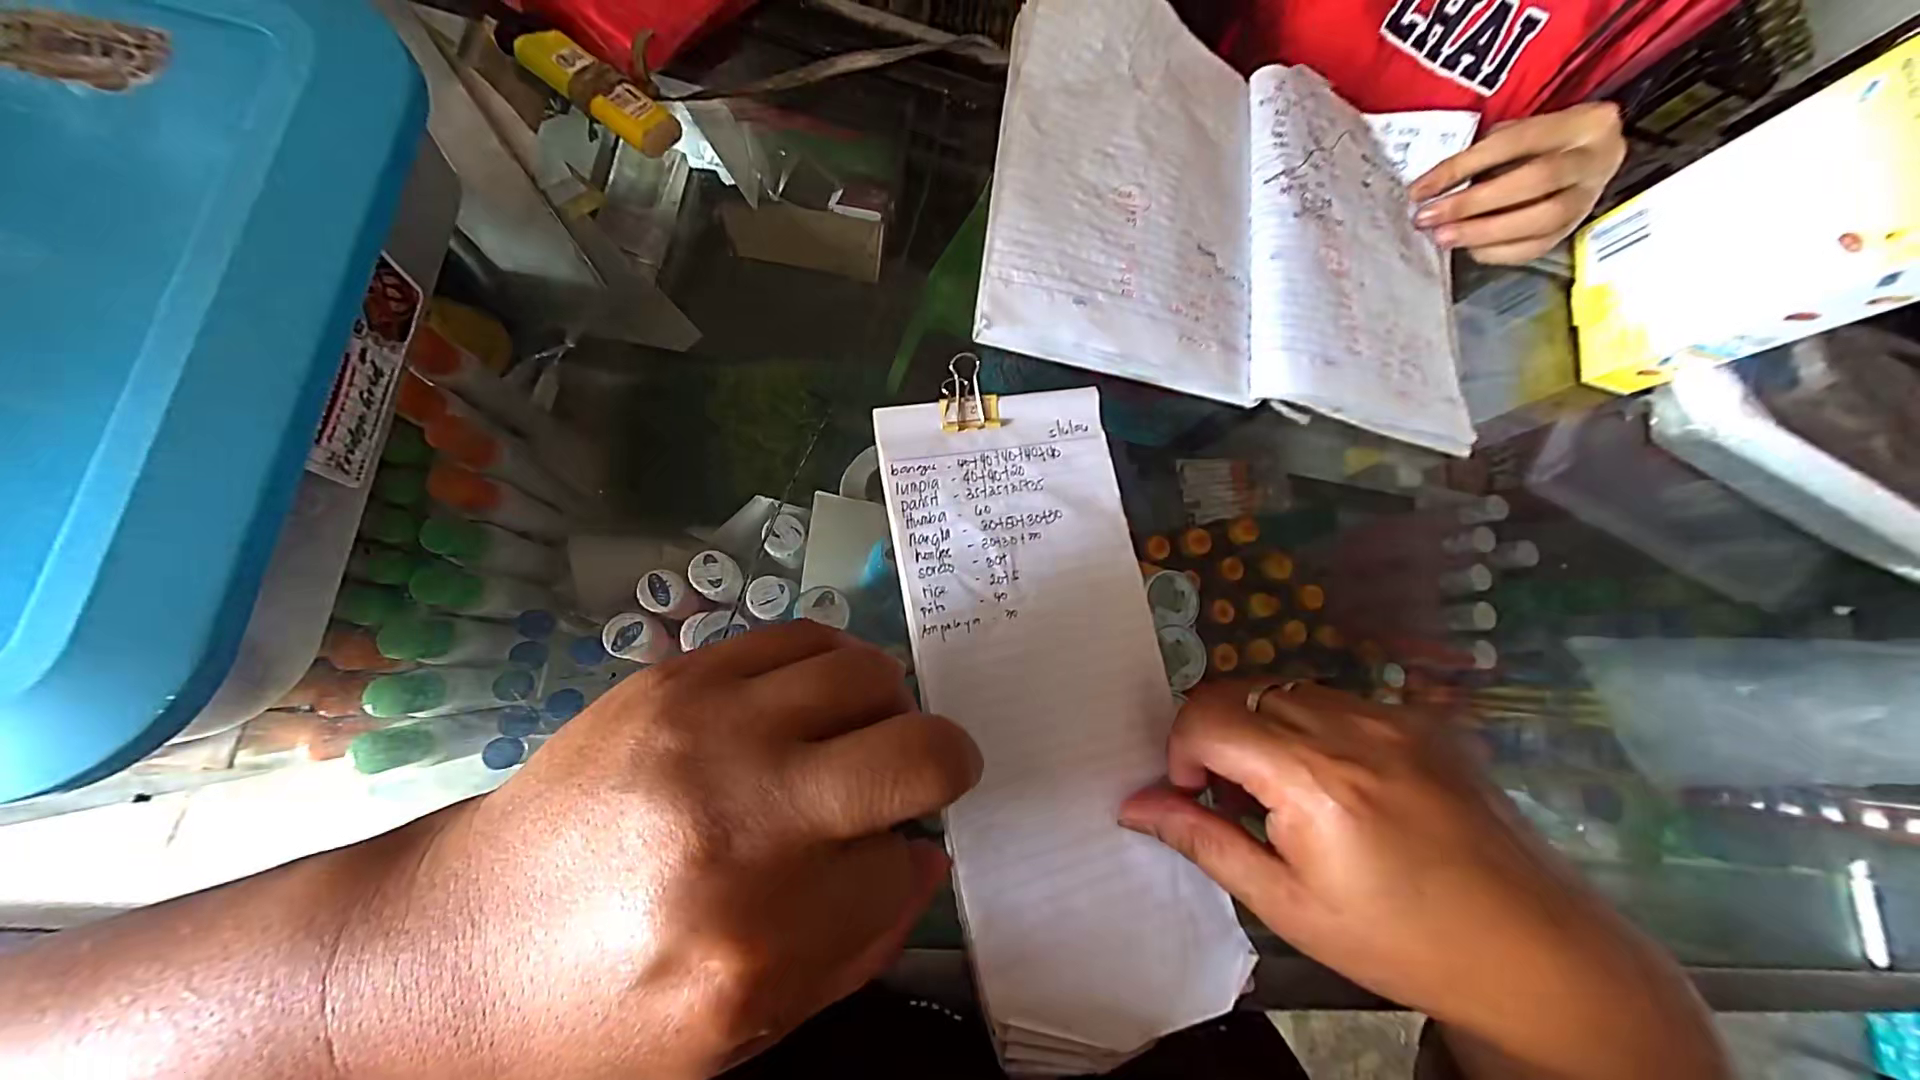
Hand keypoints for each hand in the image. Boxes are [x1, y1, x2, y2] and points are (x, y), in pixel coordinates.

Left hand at [328, 622, 981, 1078]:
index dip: (902, 860)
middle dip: (945, 765)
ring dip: (891, 706)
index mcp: (758, 938)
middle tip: (916, 776)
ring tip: (862, 730)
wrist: (446, 947)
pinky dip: (835, 663)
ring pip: (870, 676)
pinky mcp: (676, 676)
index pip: (903, 865)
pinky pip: (802, 636)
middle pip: (918, 753)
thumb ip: (855, 946)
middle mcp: (744, 819)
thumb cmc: (595, 1013)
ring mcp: (707, 728)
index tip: (881, 856)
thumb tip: (921, 857)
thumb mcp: (736, 1031)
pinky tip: (817, 696)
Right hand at [1119, 681, 1727, 1079]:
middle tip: (1231, 794)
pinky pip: (1329, 697)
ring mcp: (1391, 715)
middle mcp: (1352, 728)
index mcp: (1315, 780)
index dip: (1181, 748)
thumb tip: (1134, 804)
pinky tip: (1331, 778)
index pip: (1207, 715)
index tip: (1196, 792)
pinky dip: (1301, 723)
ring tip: (1280, 787)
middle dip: (1211, 733)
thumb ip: (1202, 839)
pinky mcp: (1418, 718)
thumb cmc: (1400, 940)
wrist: (1541, 956)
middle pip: (1236, 690)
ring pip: (1279, 687)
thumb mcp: (1287, 905)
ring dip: (1255, 724)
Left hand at [1408, 102, 1625, 264]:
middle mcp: (1595, 158)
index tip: (1418, 190)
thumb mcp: (1514, 136)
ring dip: (1481, 232)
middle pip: (1535, 181)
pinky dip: (1494, 251)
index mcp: (1582, 122)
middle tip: (1427, 218)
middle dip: (1472, 203)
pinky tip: (1467, 248)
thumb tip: (1427, 189)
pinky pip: (1533, 249)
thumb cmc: (1536, 148)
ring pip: (1540, 219)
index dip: (1461, 167)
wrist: (1585, 163)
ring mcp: (1589, 198)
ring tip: (1442, 237)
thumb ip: (1481, 155)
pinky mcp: (1572, 232)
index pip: (1514, 142)